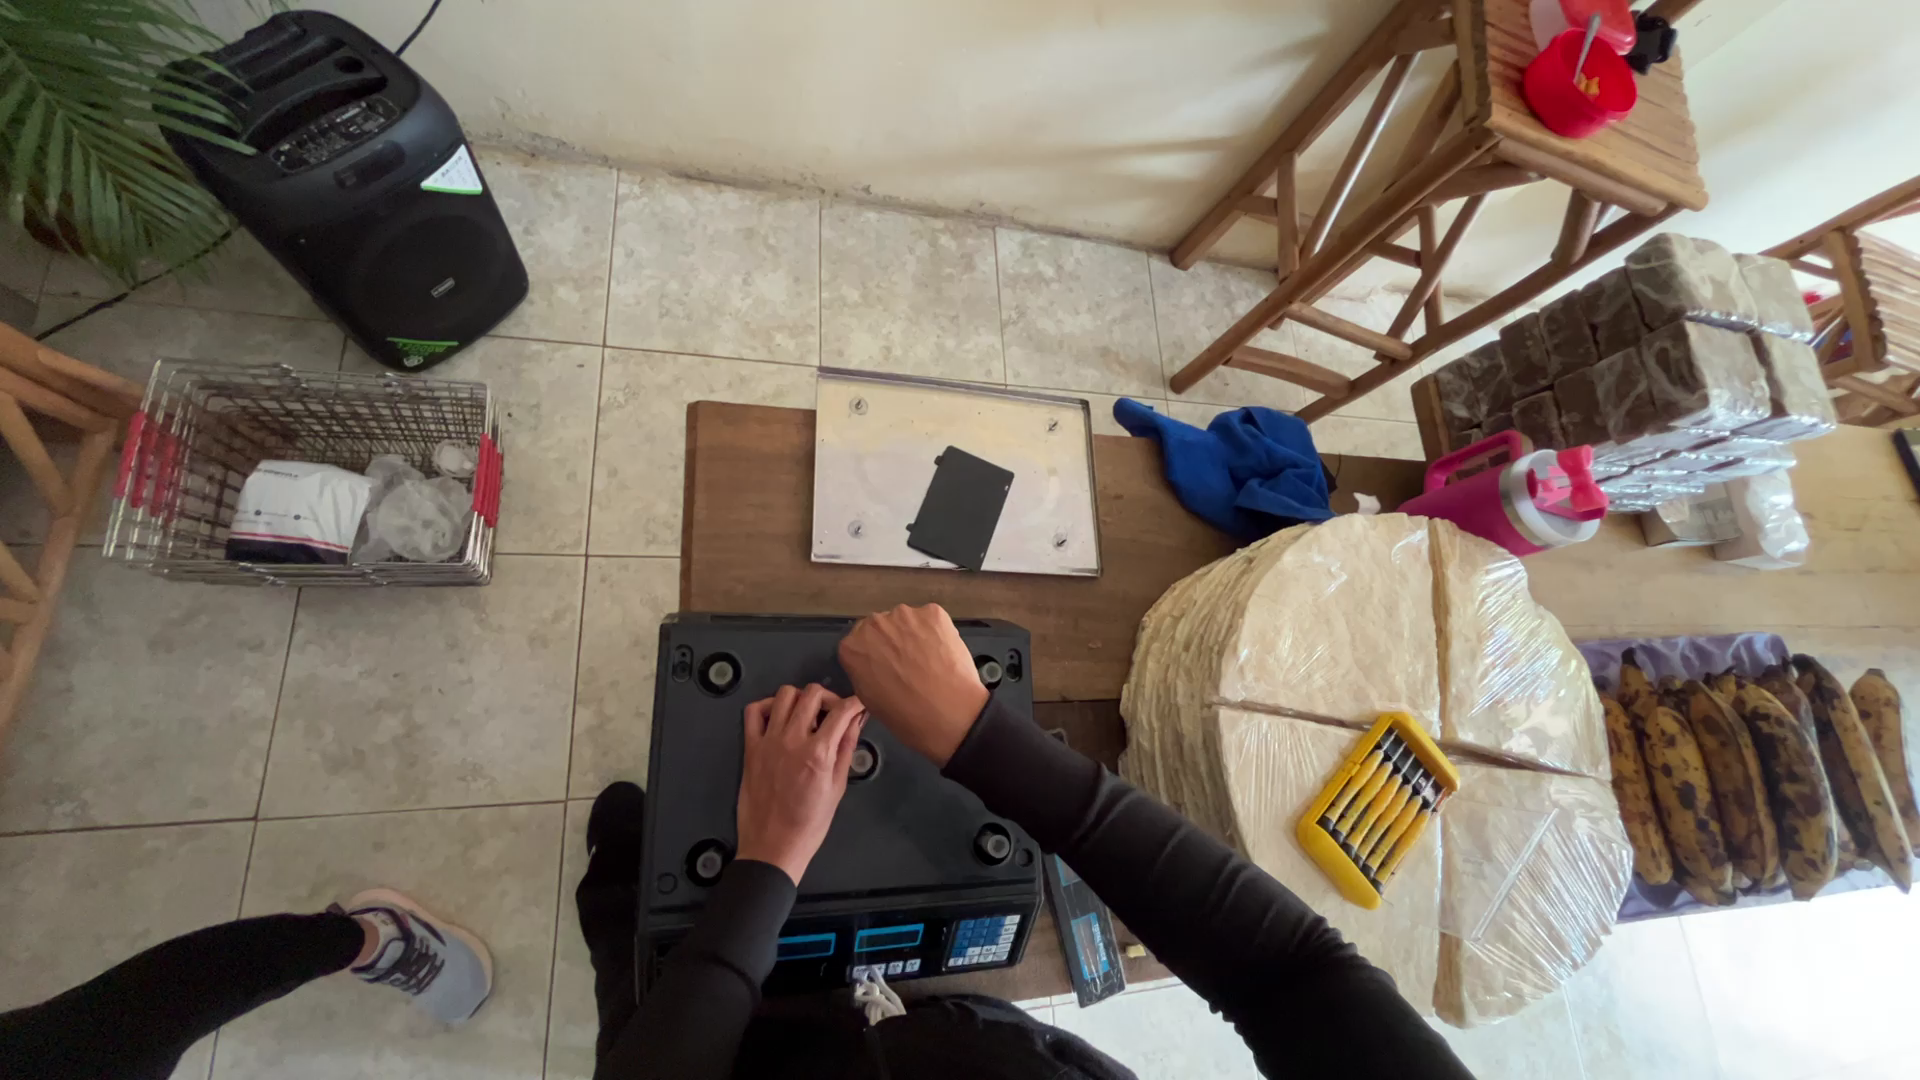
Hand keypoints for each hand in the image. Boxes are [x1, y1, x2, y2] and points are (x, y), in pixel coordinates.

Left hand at [736, 684, 865, 885]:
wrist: (773, 847)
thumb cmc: (810, 823)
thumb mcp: (837, 787)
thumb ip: (846, 748)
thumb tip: (856, 720)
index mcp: (818, 753)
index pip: (842, 710)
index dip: (856, 703)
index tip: (859, 705)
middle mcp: (792, 740)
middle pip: (812, 693)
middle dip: (829, 697)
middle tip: (833, 713)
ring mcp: (768, 741)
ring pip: (784, 694)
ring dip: (801, 698)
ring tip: (807, 715)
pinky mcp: (750, 748)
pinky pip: (754, 711)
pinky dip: (768, 706)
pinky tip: (780, 718)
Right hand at [838, 603, 988, 766]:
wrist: (947, 712)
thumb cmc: (905, 714)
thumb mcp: (868, 698)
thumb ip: (864, 671)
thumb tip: (874, 664)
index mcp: (852, 646)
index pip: (859, 643)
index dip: (874, 655)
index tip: (885, 665)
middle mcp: (874, 623)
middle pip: (881, 627)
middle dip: (892, 640)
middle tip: (908, 662)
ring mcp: (904, 614)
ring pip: (906, 621)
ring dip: (913, 634)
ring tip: (929, 659)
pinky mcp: (932, 612)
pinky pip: (931, 620)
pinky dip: (936, 632)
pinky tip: (942, 652)